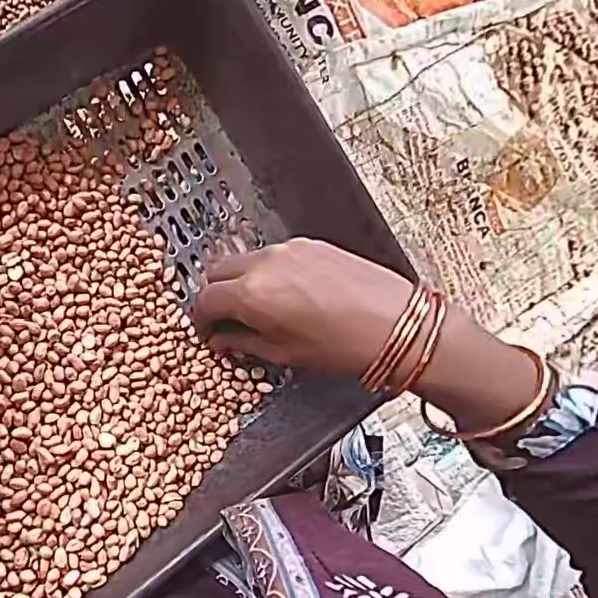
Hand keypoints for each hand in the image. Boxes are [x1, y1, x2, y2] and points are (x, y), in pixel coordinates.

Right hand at [189, 238, 428, 376]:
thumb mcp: (283, 353)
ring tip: (259, 308)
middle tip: (226, 319)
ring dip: (240, 282)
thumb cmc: (344, 345)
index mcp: (251, 294)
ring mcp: (288, 249)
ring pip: (245, 260)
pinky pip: (274, 255)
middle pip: (217, 272)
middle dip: (216, 295)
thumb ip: (243, 341)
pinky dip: (267, 273)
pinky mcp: (310, 244)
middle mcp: (264, 263)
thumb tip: (222, 339)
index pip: (205, 299)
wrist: (397, 325)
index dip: (200, 319)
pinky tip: (286, 294)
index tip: (207, 331)